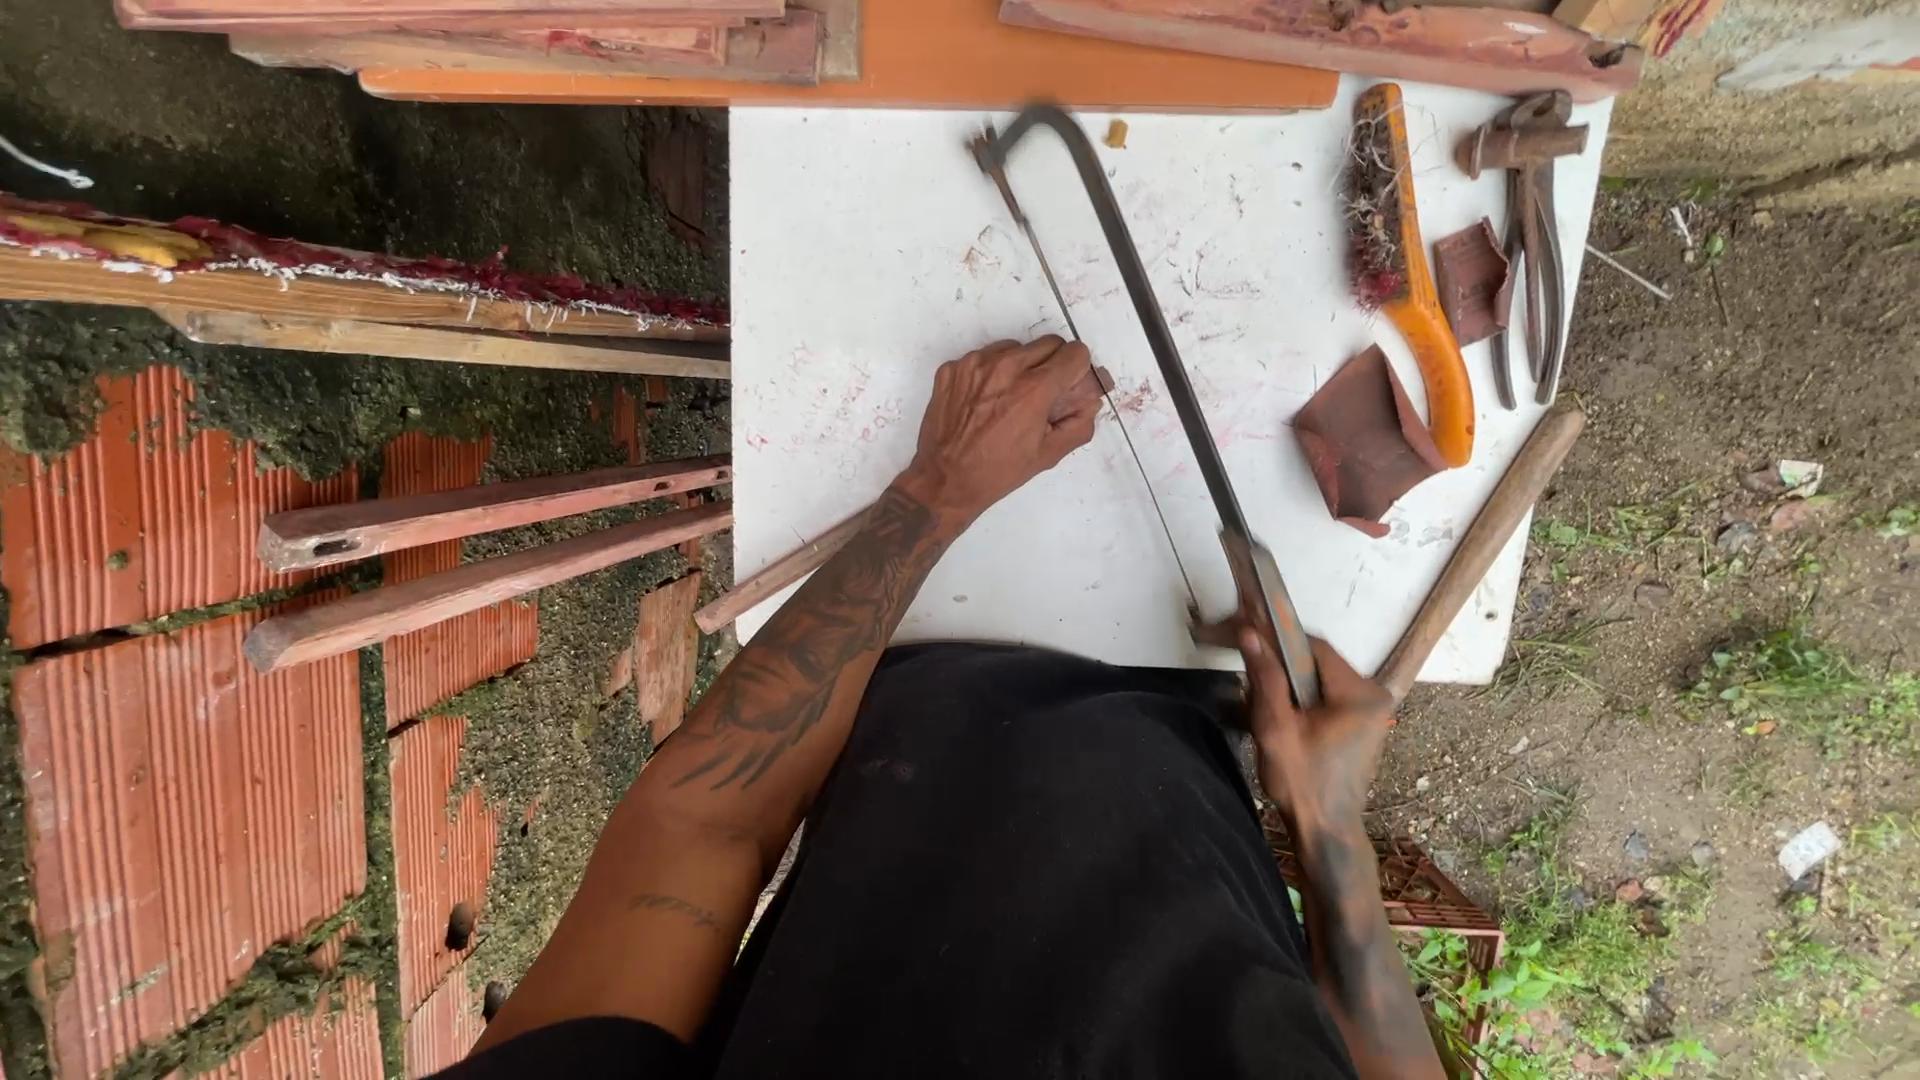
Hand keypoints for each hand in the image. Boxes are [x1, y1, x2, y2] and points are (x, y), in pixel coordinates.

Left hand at [893, 336, 1105, 525]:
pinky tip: (984, 401)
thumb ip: (1078, 424)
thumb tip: (1090, 402)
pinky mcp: (951, 369)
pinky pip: (982, 358)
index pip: (1074, 353)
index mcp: (1034, 390)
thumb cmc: (998, 472)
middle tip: (1041, 395)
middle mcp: (1005, 368)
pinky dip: (989, 373)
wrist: (945, 480)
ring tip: (1009, 399)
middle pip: (1048, 344)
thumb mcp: (1048, 455)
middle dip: (1052, 366)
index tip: (1068, 385)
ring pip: (1014, 347)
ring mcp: (973, 365)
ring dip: (1020, 366)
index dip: (1077, 370)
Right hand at [1240, 630, 1393, 834]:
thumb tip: (1249, 634)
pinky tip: (1271, 699)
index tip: (1241, 629)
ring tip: (1251, 681)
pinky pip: (1320, 689)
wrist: (1324, 829)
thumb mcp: (1275, 727)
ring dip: (1282, 673)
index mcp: (1359, 694)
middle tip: (1240, 654)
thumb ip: (1265, 677)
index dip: (1274, 635)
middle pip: (1314, 658)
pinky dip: (1294, 688)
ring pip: (1315, 673)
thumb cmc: (1301, 782)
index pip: (1312, 646)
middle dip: (1275, 654)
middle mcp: (1371, 694)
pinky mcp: (1356, 719)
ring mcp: (1367, 707)